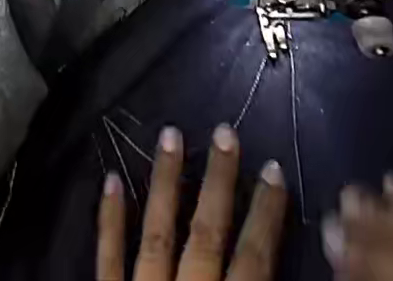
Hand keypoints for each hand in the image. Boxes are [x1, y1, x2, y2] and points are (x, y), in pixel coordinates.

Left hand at [97, 124, 288, 280]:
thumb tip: (285, 262)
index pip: (253, 258)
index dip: (266, 213)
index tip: (274, 168)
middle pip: (206, 233)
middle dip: (218, 181)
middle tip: (225, 131)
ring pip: (157, 234)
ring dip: (166, 182)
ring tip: (171, 133)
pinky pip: (107, 261)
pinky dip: (109, 220)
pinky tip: (110, 180)